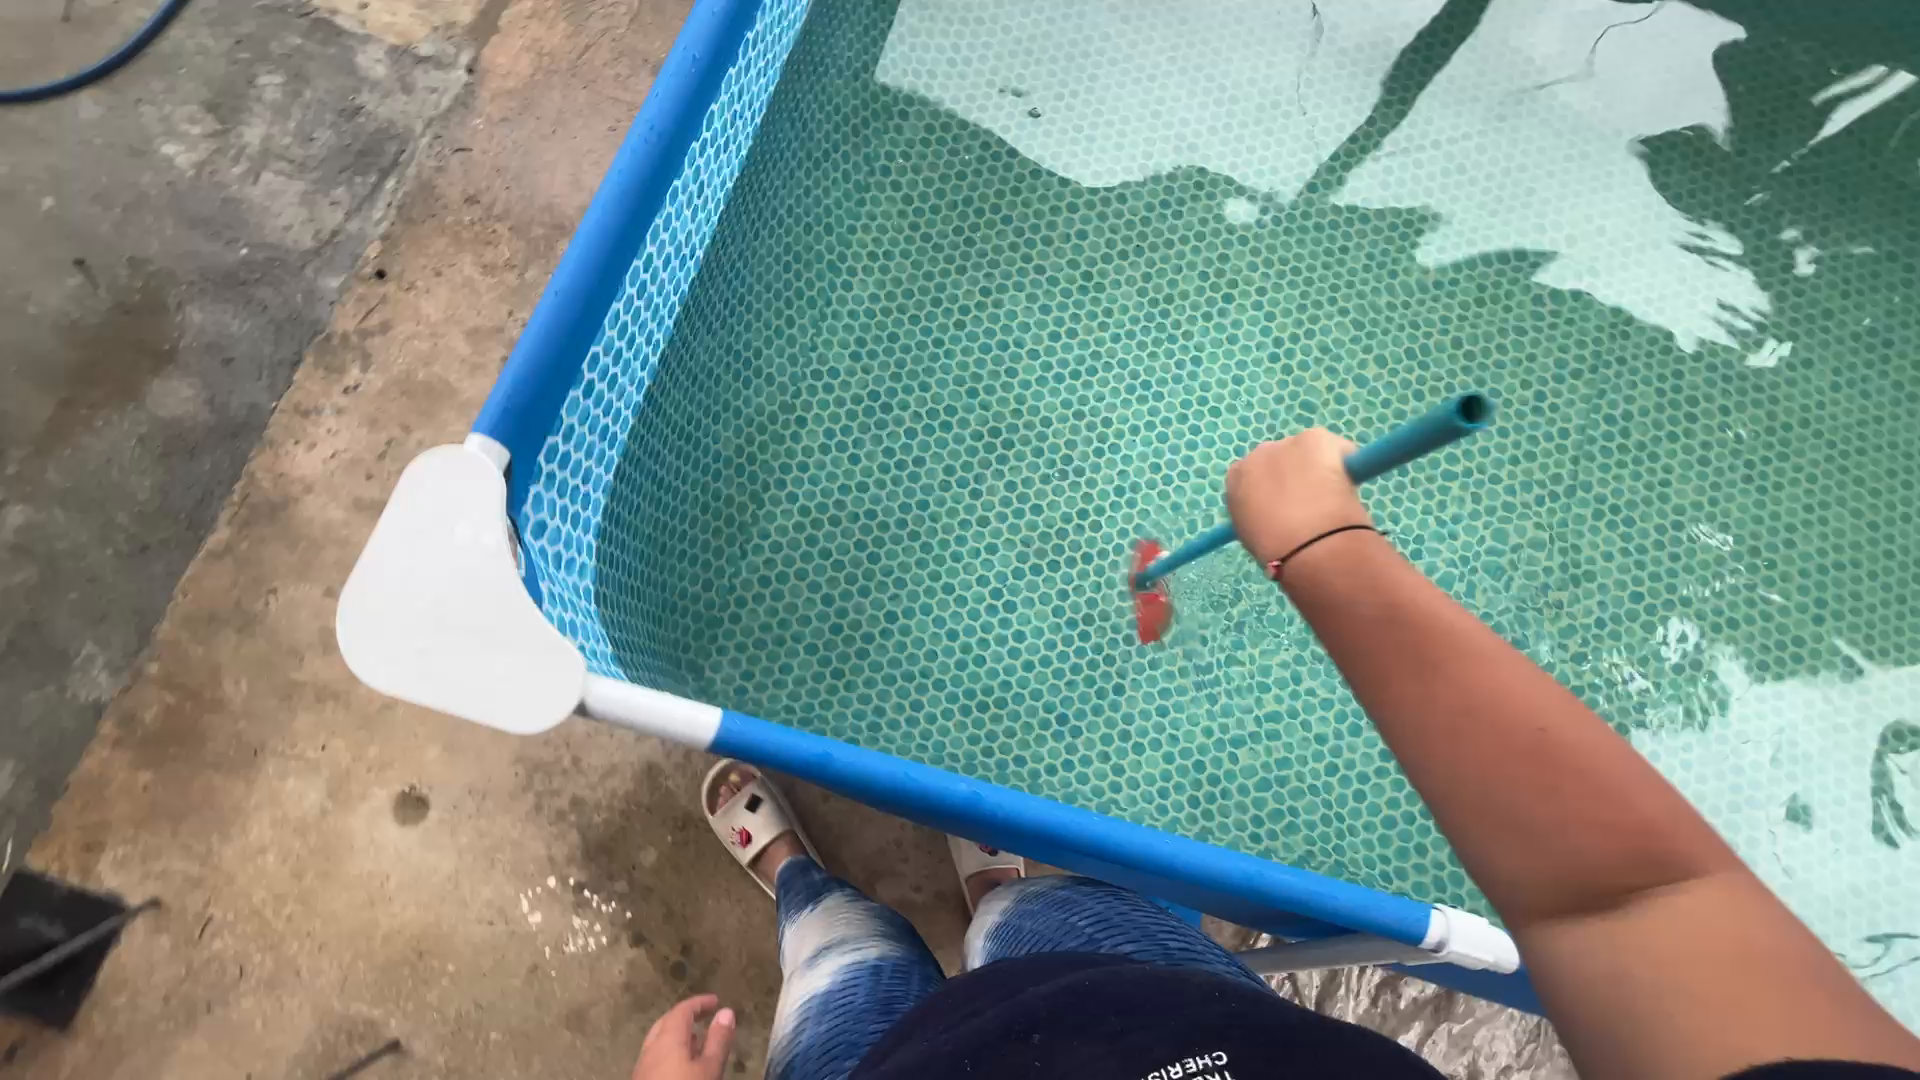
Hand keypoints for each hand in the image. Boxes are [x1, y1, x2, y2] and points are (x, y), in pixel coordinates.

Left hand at [631, 994, 735, 1079]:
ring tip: (697, 1044)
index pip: (682, 1010)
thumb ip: (718, 1040)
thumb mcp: (709, 1070)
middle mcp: (650, 1050)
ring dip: (677, 1038)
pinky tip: (682, 1071)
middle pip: (666, 1023)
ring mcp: (641, 1071)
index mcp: (667, 1040)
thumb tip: (726, 1012)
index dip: (700, 1003)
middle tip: (704, 1018)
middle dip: (685, 1017)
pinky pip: (655, 1060)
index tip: (716, 1002)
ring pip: (658, 1044)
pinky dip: (670, 1054)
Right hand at [1224, 428, 1369, 567]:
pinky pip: (1336, 448)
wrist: (1307, 543)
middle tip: (1312, 499)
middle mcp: (1256, 455)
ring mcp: (1287, 444)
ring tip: (1332, 498)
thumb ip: (1256, 511)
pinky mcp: (1315, 438)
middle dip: (1296, 472)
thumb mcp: (1251, 531)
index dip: (1274, 485)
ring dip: (1319, 467)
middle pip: (1281, 457)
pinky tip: (1348, 486)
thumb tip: (1272, 510)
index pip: (1254, 473)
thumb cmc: (1276, 548)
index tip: (1287, 500)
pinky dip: (1345, 462)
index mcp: (1236, 478)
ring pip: (1309, 451)